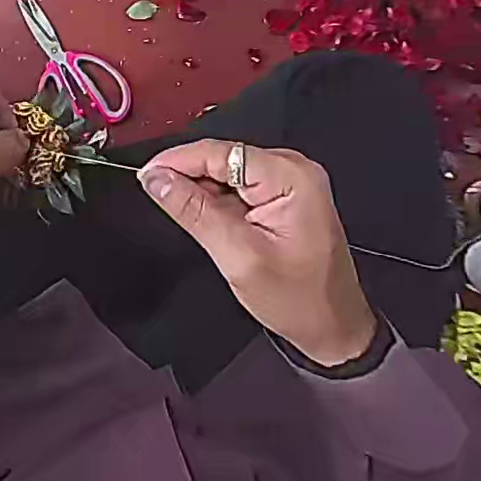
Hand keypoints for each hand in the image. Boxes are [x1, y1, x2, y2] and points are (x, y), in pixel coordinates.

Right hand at [138, 140, 378, 365]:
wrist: (335, 328)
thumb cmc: (296, 299)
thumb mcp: (238, 256)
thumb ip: (194, 211)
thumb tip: (155, 178)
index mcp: (291, 176)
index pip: (222, 152)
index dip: (178, 160)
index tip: (145, 174)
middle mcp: (293, 167)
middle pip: (224, 156)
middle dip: (188, 173)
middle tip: (155, 193)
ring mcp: (290, 178)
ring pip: (227, 169)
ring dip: (201, 187)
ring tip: (180, 209)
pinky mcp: (283, 191)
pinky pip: (239, 183)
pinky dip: (216, 197)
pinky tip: (206, 215)